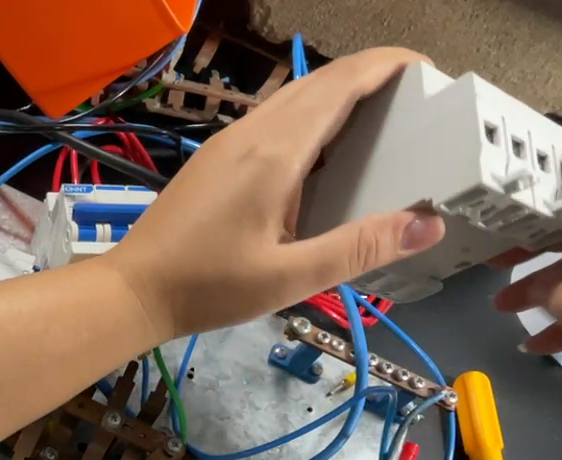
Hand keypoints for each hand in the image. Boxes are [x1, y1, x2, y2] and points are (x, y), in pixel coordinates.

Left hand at [101, 47, 446, 339]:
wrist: (131, 292)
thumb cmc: (205, 288)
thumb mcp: (286, 279)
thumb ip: (356, 249)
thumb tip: (427, 225)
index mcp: (276, 151)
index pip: (346, 78)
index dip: (394, 65)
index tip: (430, 79)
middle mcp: (251, 132)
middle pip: (322, 82)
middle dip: (372, 82)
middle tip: (411, 114)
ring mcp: (225, 144)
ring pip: (292, 100)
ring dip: (336, 102)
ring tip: (371, 137)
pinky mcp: (210, 162)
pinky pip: (268, 124)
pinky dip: (305, 126)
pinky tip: (313, 167)